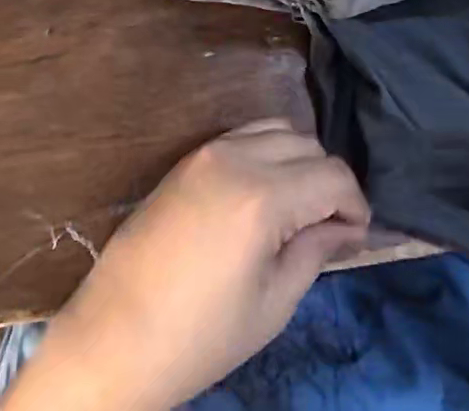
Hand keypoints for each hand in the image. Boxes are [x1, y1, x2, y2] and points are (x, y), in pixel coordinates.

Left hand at [0, 120, 370, 410]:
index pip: (333, 176)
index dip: (356, 204)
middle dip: (330, 182)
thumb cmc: (198, 337)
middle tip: (330, 226)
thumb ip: (315, 251)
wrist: (112, 339)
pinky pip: (244, 135)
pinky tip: (266, 192)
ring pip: (277, 129)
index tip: (356, 235)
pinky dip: (268, 151)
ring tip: (299, 207)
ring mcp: (207, 152)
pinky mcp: (188, 159)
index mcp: (261, 197)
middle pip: (309, 144)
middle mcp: (236, 157)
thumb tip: (346, 227)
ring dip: (300, 160)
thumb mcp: (272, 305)